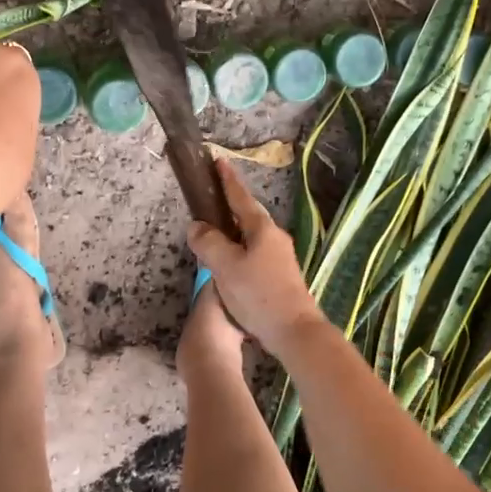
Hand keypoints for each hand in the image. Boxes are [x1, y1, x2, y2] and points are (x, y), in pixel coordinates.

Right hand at [186, 159, 331, 360]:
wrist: (294, 330)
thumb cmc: (259, 295)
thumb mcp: (226, 267)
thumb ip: (209, 243)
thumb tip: (196, 226)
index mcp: (262, 229)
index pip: (240, 198)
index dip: (227, 180)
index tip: (218, 160)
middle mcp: (274, 237)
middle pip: (248, 215)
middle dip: (229, 206)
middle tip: (210, 198)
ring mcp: (280, 257)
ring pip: (251, 236)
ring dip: (233, 231)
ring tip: (213, 232)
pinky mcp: (280, 276)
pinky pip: (253, 253)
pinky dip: (238, 250)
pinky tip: (229, 262)